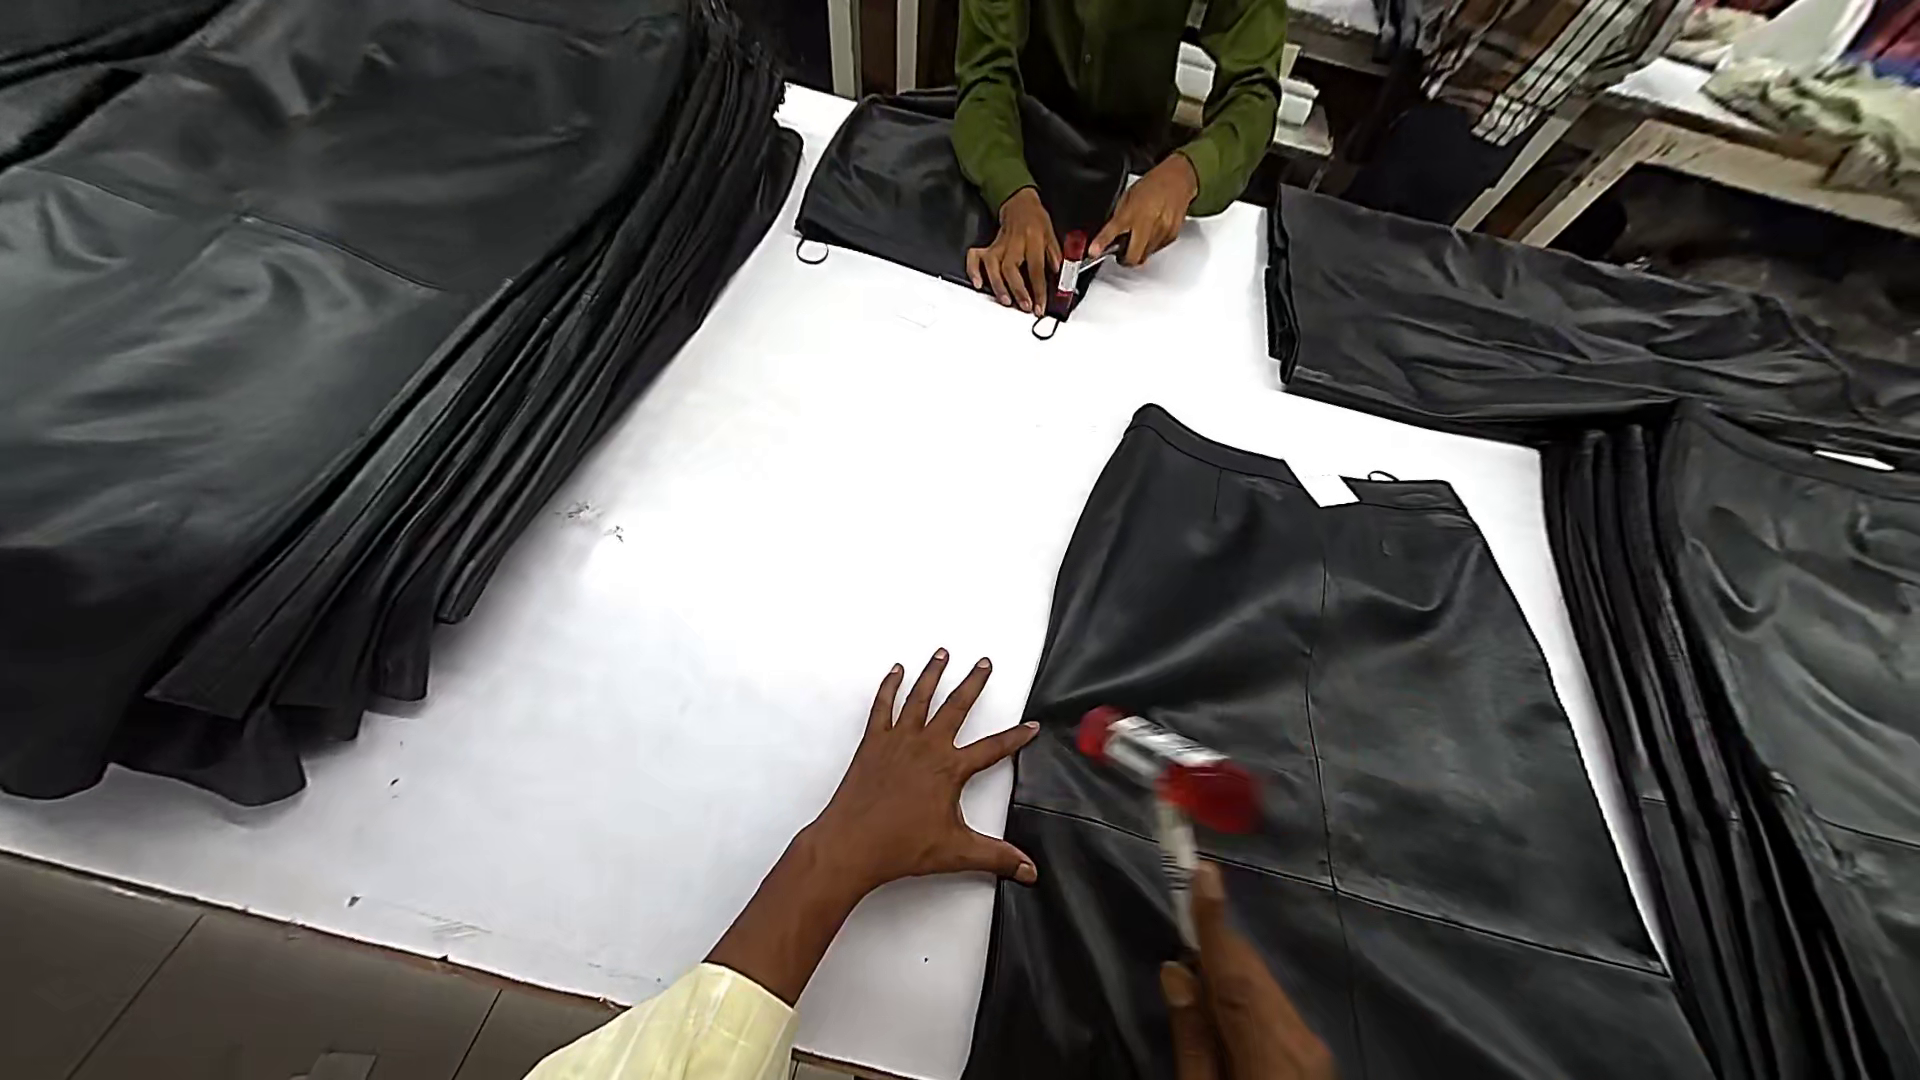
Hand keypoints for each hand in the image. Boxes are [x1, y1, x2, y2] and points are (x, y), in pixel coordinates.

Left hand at [812, 649, 1039, 892]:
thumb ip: (996, 857)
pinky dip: (889, 686)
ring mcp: (898, 739)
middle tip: (984, 663)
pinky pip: (883, 705)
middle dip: (974, 682)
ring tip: (943, 653)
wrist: (852, 845)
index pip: (992, 749)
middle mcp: (926, 746)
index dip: (1015, 737)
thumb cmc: (899, 846)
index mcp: (949, 768)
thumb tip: (1027, 869)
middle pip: (957, 706)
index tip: (1030, 726)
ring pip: (920, 696)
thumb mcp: (956, 852)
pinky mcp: (874, 741)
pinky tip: (895, 672)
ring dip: (933, 673)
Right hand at [967, 187, 1059, 313]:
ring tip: (1005, 301)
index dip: (1038, 290)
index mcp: (1033, 239)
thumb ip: (1054, 256)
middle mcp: (1013, 243)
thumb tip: (1058, 276)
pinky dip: (973, 270)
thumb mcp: (1051, 234)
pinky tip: (977, 283)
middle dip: (1017, 290)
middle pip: (1011, 268)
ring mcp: (998, 245)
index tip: (1040, 306)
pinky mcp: (988, 247)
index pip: (1036, 268)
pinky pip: (975, 257)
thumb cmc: (1035, 219)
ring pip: (993, 266)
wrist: (1019, 202)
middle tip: (1024, 306)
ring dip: (998, 286)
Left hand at [1091, 153, 1197, 267]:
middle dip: (1125, 258)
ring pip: (1144, 256)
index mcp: (1131, 211)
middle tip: (1122, 252)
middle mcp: (1147, 222)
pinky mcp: (1171, 235)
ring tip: (1141, 234)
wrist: (1178, 178)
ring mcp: (1161, 230)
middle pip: (1132, 257)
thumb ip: (1117, 220)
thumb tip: (1105, 239)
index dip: (1102, 243)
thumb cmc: (1151, 187)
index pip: (1112, 231)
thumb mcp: (1127, 198)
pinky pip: (1157, 250)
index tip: (1093, 252)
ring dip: (1139, 250)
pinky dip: (1152, 245)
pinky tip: (1153, 231)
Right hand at [1161, 863, 1334, 1078]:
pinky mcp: (1316, 1061)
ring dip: (1228, 971)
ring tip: (1198, 975)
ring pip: (1262, 987)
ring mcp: (1314, 1052)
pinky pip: (1274, 1008)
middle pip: (1249, 973)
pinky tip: (1226, 1007)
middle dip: (1216, 944)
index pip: (1235, 973)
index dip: (1215, 921)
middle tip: (1185, 919)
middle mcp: (1301, 1043)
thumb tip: (1177, 970)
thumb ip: (1193, 1039)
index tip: (1204, 871)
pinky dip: (1245, 994)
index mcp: (1270, 1056)